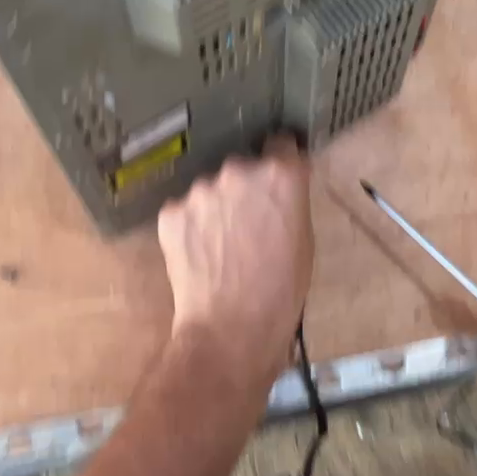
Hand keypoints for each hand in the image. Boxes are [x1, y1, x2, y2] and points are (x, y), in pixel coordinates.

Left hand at [157, 136, 313, 385]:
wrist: (230, 331)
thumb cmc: (281, 292)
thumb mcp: (303, 240)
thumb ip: (289, 202)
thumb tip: (279, 191)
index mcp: (280, 174)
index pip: (281, 145)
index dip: (281, 161)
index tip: (278, 174)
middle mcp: (239, 169)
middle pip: (243, 166)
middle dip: (246, 187)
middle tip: (249, 222)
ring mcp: (201, 189)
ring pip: (211, 189)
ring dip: (216, 206)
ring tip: (221, 245)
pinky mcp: (172, 211)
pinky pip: (185, 210)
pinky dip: (191, 226)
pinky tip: (199, 253)